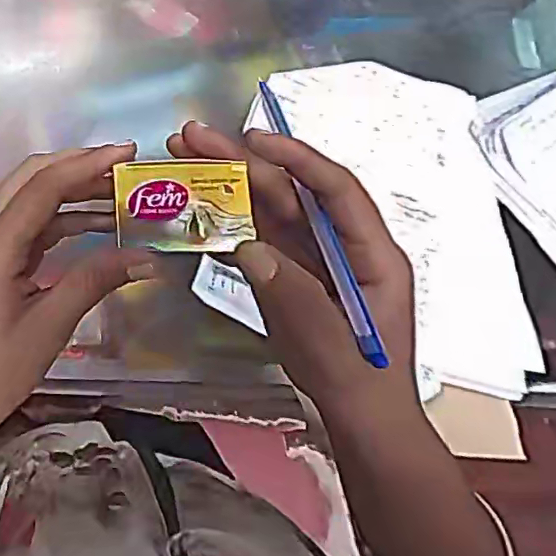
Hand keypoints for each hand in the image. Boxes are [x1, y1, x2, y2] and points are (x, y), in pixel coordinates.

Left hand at [0, 144, 155, 456]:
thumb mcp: (50, 325)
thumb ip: (95, 281)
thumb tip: (146, 257)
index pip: (43, 186)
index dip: (87, 163)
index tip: (126, 153)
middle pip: (32, 178)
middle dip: (79, 166)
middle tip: (126, 166)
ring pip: (31, 197)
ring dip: (73, 190)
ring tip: (120, 191)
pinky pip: (29, 223)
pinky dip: (63, 217)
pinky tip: (98, 223)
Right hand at [167, 121, 416, 417]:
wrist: (360, 418)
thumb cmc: (359, 383)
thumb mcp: (329, 343)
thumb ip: (292, 294)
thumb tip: (248, 247)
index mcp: (370, 253)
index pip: (335, 191)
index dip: (297, 159)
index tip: (255, 138)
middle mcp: (340, 244)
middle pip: (291, 191)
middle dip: (243, 161)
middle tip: (194, 137)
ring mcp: (311, 256)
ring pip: (268, 207)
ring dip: (228, 181)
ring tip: (185, 156)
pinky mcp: (288, 270)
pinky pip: (256, 234)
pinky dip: (226, 217)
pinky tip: (196, 202)